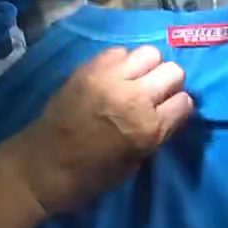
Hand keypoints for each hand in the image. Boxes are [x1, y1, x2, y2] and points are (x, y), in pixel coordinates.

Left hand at [0, 45, 195, 216]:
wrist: (42, 165)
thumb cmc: (89, 176)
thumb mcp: (133, 164)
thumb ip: (155, 134)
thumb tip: (165, 114)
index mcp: (148, 128)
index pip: (185, 102)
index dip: (178, 108)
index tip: (169, 112)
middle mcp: (135, 97)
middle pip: (173, 71)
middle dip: (168, 83)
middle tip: (154, 95)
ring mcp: (110, 78)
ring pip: (149, 53)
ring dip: (147, 68)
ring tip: (134, 81)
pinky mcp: (89, 68)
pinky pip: (119, 51)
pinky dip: (121, 62)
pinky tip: (113, 77)